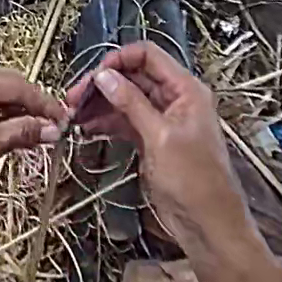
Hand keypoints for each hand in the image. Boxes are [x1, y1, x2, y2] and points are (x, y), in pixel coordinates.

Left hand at [0, 67, 66, 207]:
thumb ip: (22, 132)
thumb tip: (54, 130)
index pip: (18, 86)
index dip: (44, 104)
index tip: (65, 119)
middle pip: (10, 88)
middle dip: (34, 108)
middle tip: (56, 126)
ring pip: (0, 98)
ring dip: (20, 115)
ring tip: (41, 132)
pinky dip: (4, 119)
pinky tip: (19, 133)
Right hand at [65, 43, 251, 262]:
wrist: (209, 224)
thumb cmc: (193, 179)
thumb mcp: (159, 137)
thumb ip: (131, 103)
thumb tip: (103, 75)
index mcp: (185, 88)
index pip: (149, 56)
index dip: (119, 59)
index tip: (93, 75)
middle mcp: (175, 98)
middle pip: (135, 76)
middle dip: (104, 83)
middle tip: (72, 98)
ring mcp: (163, 119)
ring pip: (128, 99)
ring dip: (101, 104)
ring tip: (73, 114)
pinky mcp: (153, 140)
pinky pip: (127, 121)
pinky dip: (108, 122)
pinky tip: (87, 128)